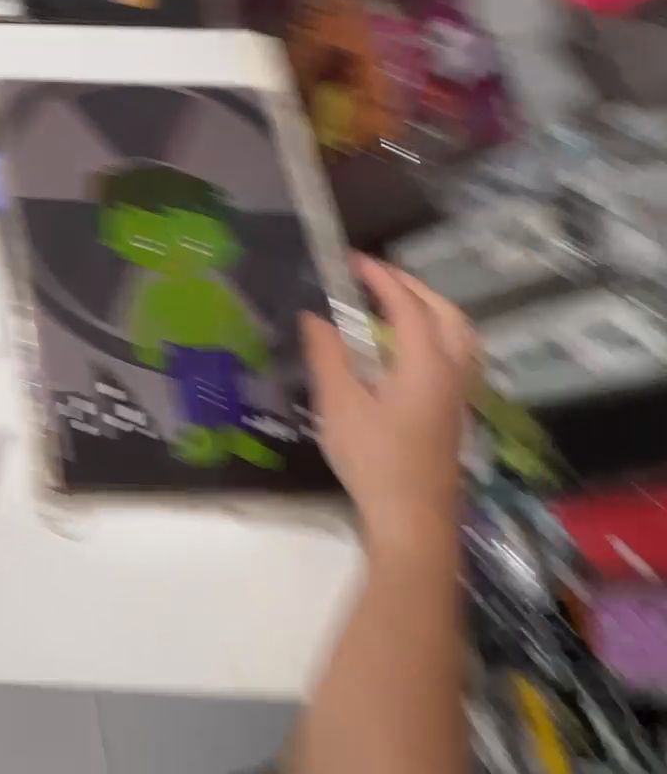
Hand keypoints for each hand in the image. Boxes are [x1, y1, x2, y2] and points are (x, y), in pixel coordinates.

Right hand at [301, 256, 476, 554]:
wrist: (410, 512)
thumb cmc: (371, 455)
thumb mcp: (338, 402)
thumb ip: (327, 354)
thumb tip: (314, 314)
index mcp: (425, 366)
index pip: (409, 308)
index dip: (382, 280)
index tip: (352, 260)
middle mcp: (451, 372)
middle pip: (448, 315)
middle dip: (413, 288)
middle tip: (372, 275)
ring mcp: (456, 392)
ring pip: (458, 335)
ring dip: (428, 308)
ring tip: (389, 300)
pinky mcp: (451, 407)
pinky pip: (453, 352)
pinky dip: (432, 331)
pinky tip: (401, 342)